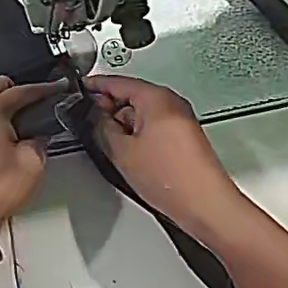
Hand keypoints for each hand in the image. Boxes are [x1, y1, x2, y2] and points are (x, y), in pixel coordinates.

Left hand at [0, 76, 63, 238]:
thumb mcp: (32, 162)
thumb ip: (38, 141)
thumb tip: (37, 138)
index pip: (20, 90)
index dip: (43, 89)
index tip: (57, 87)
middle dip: (20, 93)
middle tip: (42, 103)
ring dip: (6, 110)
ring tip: (29, 123)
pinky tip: (10, 140)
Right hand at [82, 75, 241, 234]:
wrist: (206, 205)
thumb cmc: (175, 180)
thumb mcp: (121, 151)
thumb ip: (101, 127)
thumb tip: (96, 117)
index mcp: (156, 98)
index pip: (117, 82)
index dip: (94, 86)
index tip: (82, 89)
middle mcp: (172, 103)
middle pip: (131, 95)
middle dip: (110, 109)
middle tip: (93, 122)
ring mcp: (181, 120)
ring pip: (142, 112)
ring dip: (125, 124)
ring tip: (116, 147)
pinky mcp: (184, 136)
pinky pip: (154, 126)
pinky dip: (139, 134)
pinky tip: (133, 155)